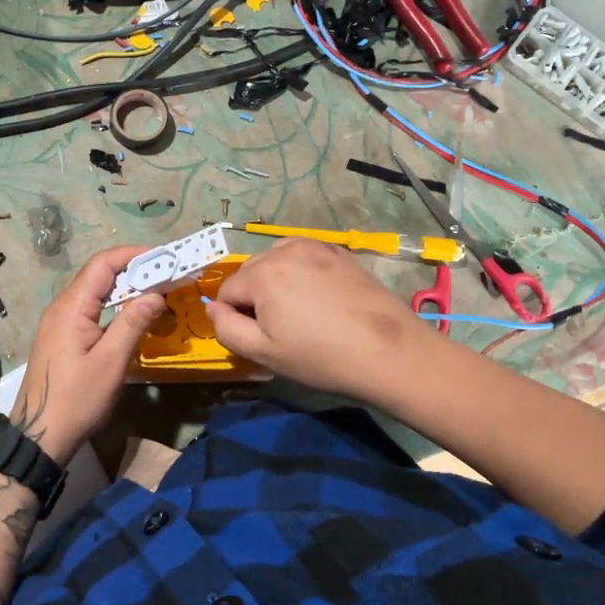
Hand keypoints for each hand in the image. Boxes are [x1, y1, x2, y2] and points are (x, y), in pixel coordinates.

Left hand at [11, 246, 166, 464]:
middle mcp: (62, 307)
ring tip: (155, 293)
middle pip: (98, 275)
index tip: (163, 257)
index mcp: (71, 307)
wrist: (40, 435)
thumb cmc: (76, 399)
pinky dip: (112, 306)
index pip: (102, 264)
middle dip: (132, 270)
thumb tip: (155, 294)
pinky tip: (131, 317)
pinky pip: (89, 310)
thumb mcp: (110, 362)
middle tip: (166, 275)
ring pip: (94, 293)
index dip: (132, 255)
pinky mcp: (61, 337)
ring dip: (124, 288)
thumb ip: (132, 323)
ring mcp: (58, 322)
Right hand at [206, 238, 446, 401]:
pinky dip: (302, 273)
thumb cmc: (321, 358)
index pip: (227, 292)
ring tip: (302, 313)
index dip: (237, 318)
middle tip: (283, 330)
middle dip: (256, 297)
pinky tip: (322, 300)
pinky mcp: (340, 252)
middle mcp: (284, 250)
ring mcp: (315, 247)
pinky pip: (304, 257)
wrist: (390, 352)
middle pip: (251, 272)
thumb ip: (226, 329)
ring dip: (278, 282)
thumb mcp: (263, 353)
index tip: (263, 339)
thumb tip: (214, 308)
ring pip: (276, 261)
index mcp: (261, 273)